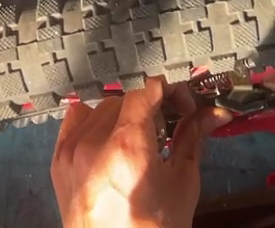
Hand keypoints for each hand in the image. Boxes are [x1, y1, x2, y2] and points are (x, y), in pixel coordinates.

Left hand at [50, 76, 227, 227]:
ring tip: (139, 142)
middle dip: (150, 108)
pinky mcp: (59, 162)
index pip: (148, 90)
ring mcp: (72, 151)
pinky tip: (108, 139)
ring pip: (102, 108)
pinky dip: (93, 122)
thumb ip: (193, 138)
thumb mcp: (182, 184)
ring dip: (124, 116)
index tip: (183, 105)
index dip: (170, 92)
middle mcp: (95, 142)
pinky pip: (75, 120)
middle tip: (167, 130)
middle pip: (127, 99)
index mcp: (128, 145)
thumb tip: (215, 112)